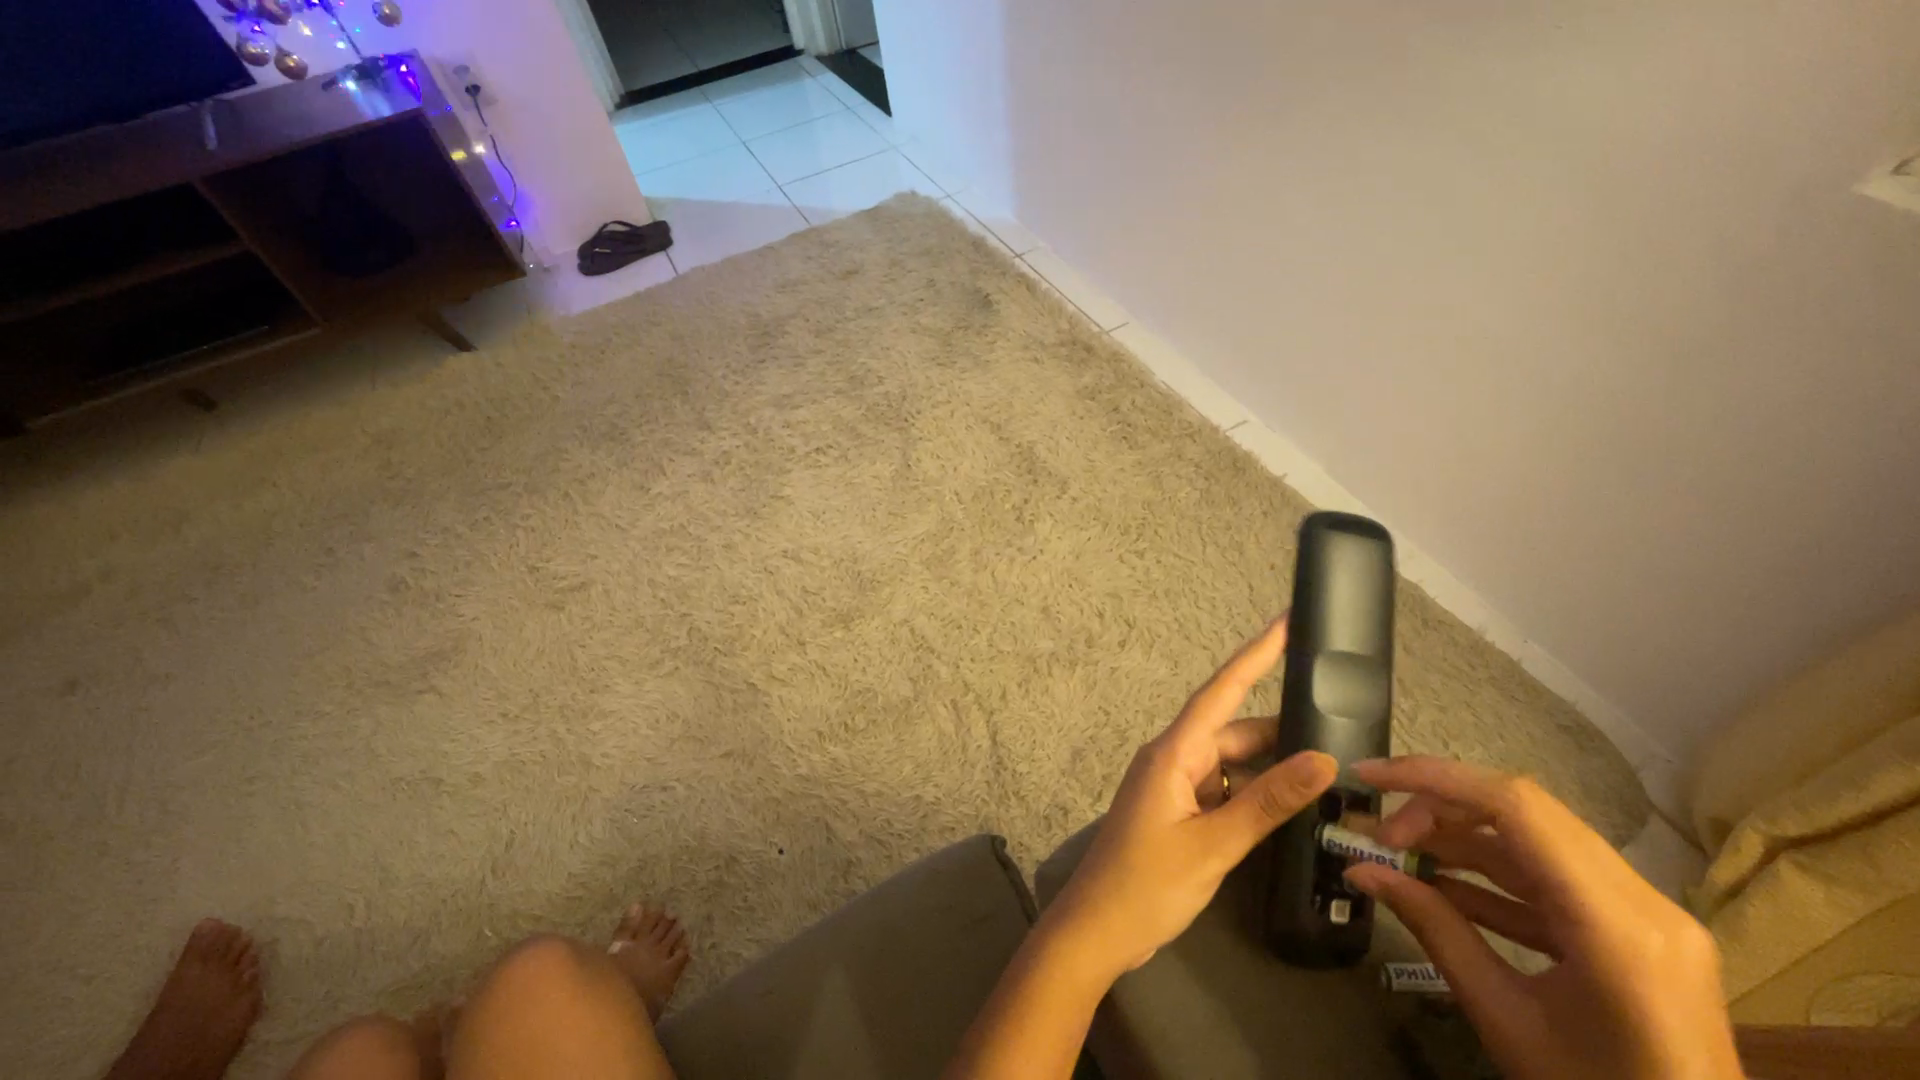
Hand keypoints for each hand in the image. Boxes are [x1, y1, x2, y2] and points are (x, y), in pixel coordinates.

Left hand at [1043, 617, 1337, 979]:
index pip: (1220, 692)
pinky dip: (1255, 794)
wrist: (1097, 933)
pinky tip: (1291, 807)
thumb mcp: (1214, 844)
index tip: (1285, 621)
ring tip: (1329, 772)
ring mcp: (1174, 788)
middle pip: (1235, 732)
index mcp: (1172, 754)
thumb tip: (1323, 759)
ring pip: (1233, 764)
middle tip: (1342, 728)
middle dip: (1283, 731)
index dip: (1254, 655)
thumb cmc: (1147, 885)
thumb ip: (1268, 802)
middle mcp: (1173, 761)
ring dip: (1272, 768)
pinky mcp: (1178, 814)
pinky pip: (1224, 790)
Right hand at [1344, 756, 1743, 1079]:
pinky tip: (1440, 884)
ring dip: (1462, 840)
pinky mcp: (1641, 931)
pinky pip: (1558, 882)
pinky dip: (1495, 877)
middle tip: (1378, 834)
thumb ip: (1435, 932)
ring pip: (1539, 843)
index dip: (1434, 778)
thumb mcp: (1504, 1020)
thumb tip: (1362, 871)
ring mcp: (1650, 914)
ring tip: (1395, 853)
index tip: (1369, 776)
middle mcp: (1644, 901)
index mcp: (1615, 925)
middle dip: (1440, 809)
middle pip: (1526, 814)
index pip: (1516, 808)